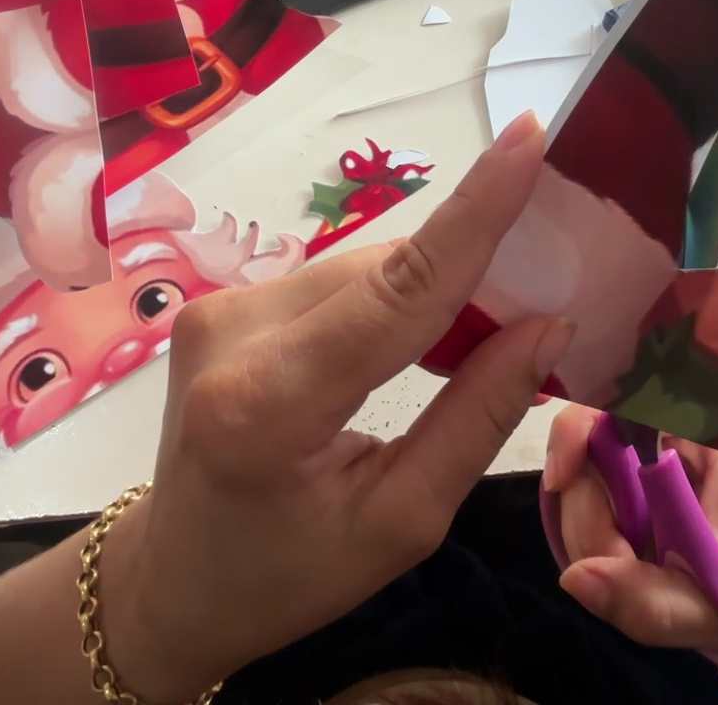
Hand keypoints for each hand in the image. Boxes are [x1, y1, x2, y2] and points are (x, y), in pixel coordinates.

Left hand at [100, 112, 572, 701]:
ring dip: (428, 292)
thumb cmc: (285, 576)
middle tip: (535, 312)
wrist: (169, 579)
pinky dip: (389, 298)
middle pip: (387, 273)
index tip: (527, 137)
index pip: (399, 289)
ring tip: (468, 346)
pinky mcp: (226, 301)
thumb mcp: (401, 521)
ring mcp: (222, 306)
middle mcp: (235, 330)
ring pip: (366, 270)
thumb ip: (478, 417)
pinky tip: (409, 340)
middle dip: (470, 278)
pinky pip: (338, 281)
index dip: (473, 212)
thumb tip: (547, 325)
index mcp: (271, 403)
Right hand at [543, 404, 717, 653]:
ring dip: (588, 533)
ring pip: (577, 475)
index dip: (579, 426)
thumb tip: (572, 577)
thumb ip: (650, 600)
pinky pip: (580, 498)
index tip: (563, 477)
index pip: (622, 396)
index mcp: (703, 432)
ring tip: (632, 574)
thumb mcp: (715, 608)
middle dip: (590, 512)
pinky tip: (618, 566)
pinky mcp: (623, 484)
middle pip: (587, 443)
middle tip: (621, 564)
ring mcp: (639, 457)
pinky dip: (586, 536)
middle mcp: (665, 430)